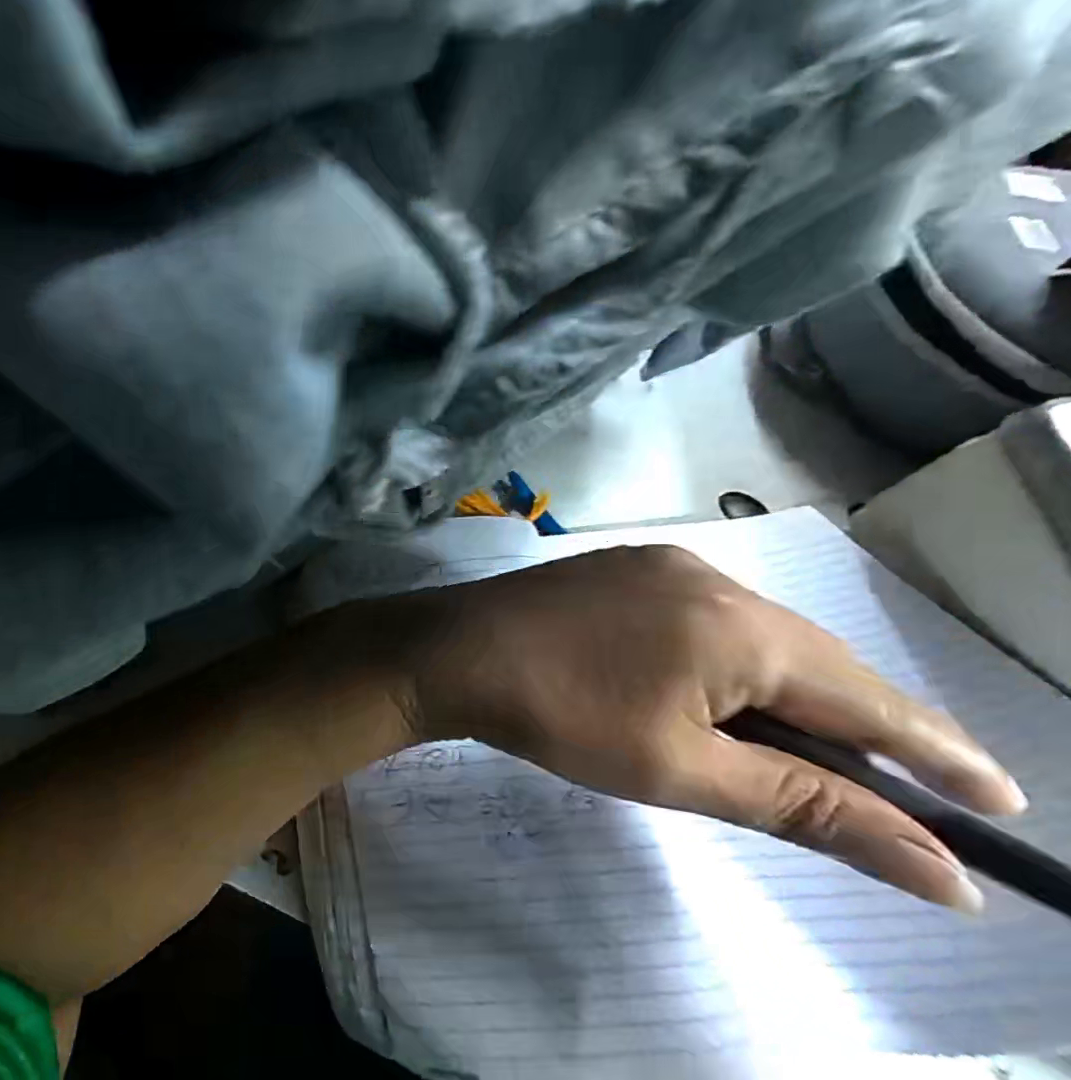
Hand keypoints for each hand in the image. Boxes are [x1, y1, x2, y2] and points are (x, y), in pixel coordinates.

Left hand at [381, 545, 1027, 913]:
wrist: (443, 652)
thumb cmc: (555, 714)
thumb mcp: (681, 771)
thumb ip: (808, 807)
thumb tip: (944, 870)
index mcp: (743, 628)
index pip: (874, 702)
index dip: (939, 757)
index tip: (999, 805)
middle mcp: (713, 580)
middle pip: (816, 663)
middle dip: (856, 725)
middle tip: (890, 788)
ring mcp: (658, 566)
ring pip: (758, 637)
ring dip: (785, 690)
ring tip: (795, 748)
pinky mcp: (617, 569)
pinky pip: (704, 617)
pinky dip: (726, 659)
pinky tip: (711, 692)